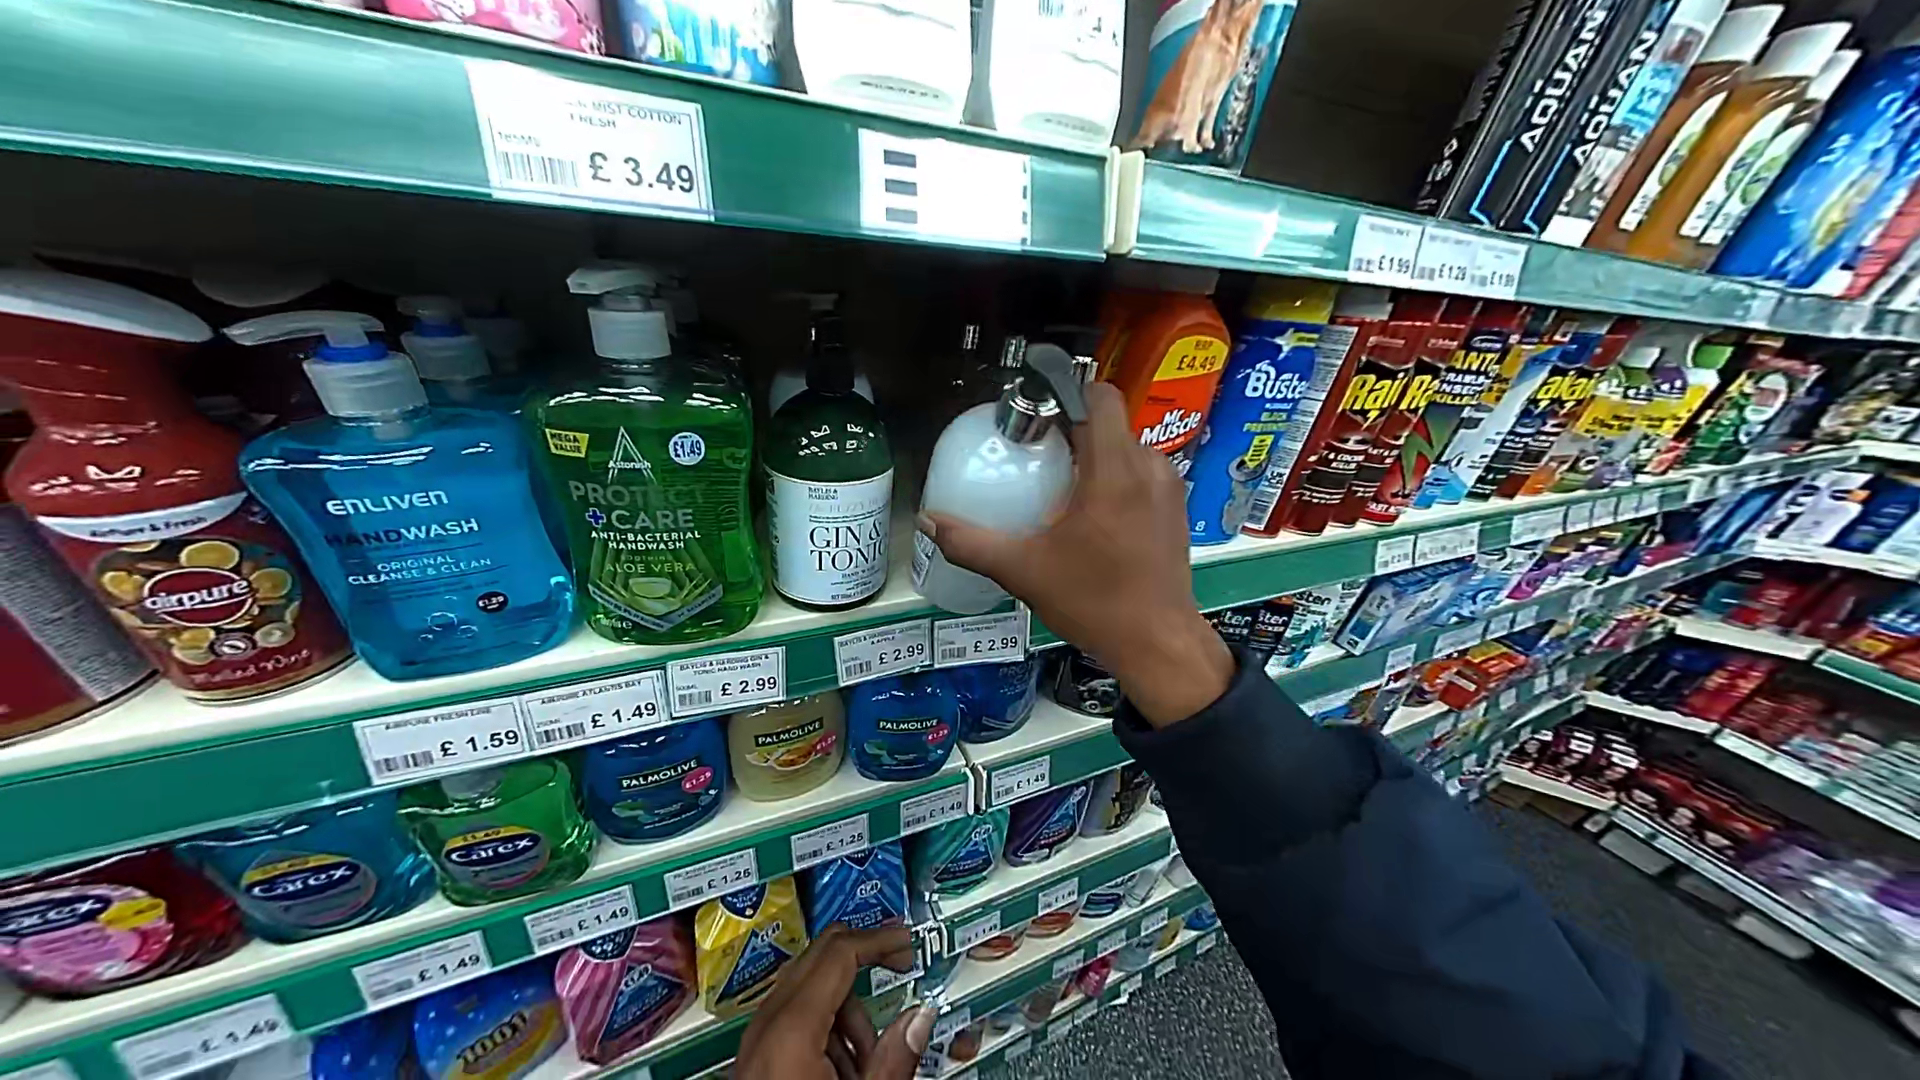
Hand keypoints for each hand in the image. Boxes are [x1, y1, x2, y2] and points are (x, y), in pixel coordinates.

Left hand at [736, 924, 931, 1079]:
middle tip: (901, 969)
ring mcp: (755, 1042)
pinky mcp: (754, 1061)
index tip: (910, 943)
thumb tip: (920, 1015)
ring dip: (848, 1009)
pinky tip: (842, 1075)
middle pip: (821, 959)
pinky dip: (825, 1031)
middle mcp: (767, 1024)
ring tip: (869, 1063)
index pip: (840, 952)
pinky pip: (796, 1020)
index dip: (880, 940)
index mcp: (792, 1029)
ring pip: (810, 990)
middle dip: (865, 964)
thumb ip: (893, 1060)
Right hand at [919, 382, 1232, 727]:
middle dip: (1072, 429)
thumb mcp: (1023, 571)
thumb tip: (928, 521)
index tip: (1036, 417)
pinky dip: (1116, 478)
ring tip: (1062, 488)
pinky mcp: (1177, 509)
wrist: (1157, 643)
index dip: (1067, 393)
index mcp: (1114, 472)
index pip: (1099, 397)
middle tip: (1037, 457)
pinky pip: (1142, 473)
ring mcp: (1169, 488)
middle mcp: (1150, 468)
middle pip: (1108, 422)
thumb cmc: (1094, 601)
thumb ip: (971, 543)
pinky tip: (1092, 515)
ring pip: (1126, 448)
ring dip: (1095, 456)